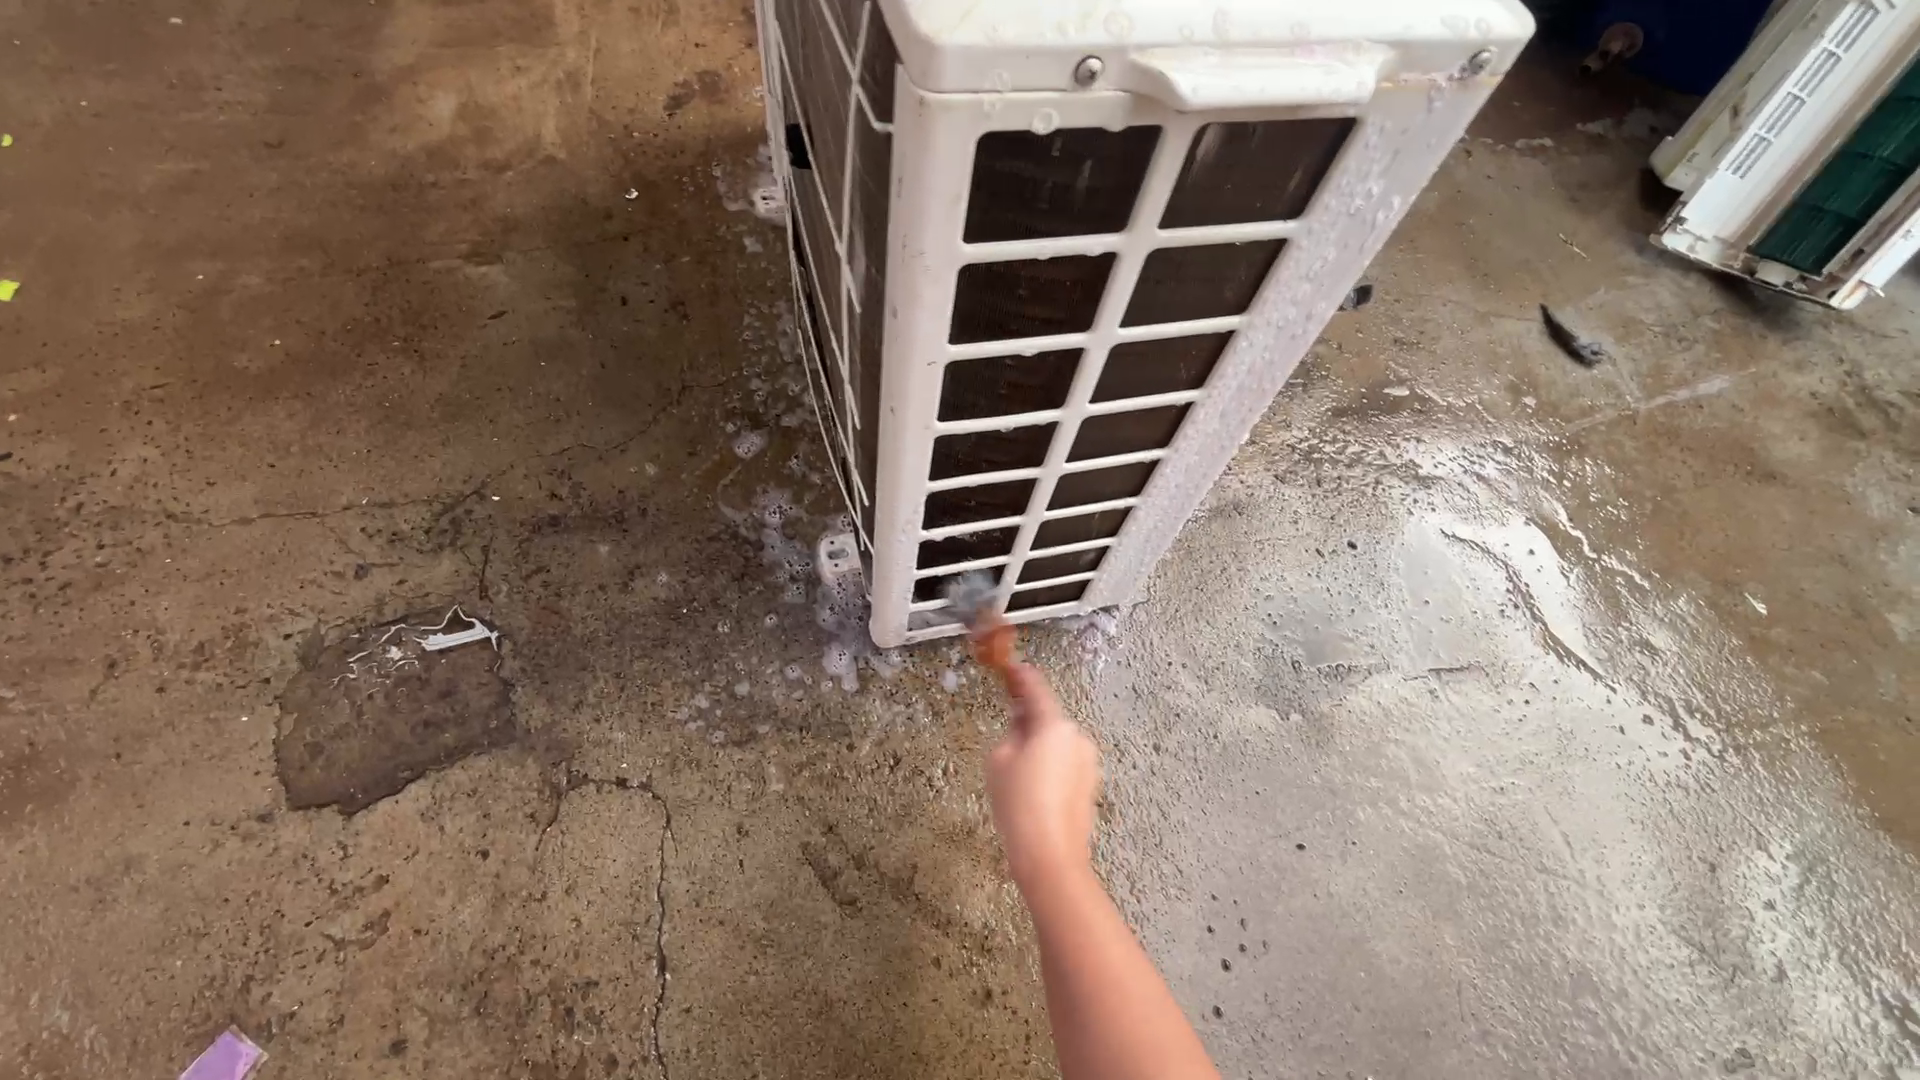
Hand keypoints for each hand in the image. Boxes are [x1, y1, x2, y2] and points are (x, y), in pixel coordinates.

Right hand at [986, 662, 1100, 894]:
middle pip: (1048, 716)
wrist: (1049, 855)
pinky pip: (1065, 761)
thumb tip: (1019, 724)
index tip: (1012, 667)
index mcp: (1055, 725)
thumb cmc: (1020, 807)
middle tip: (1005, 726)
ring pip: (1057, 741)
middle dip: (1028, 718)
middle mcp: (1077, 738)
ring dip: (1039, 744)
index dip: (1021, 676)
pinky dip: (1050, 764)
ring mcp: (1088, 761)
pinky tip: (1032, 785)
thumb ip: (1011, 731)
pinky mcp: (1089, 783)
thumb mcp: (999, 760)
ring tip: (1015, 769)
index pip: (1036, 688)